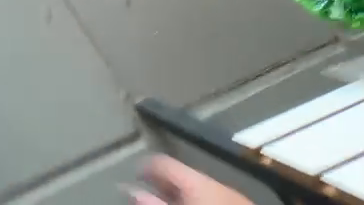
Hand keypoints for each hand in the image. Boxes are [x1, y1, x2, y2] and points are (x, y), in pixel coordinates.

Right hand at [130, 157, 252, 204]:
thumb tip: (128, 188)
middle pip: (182, 176)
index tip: (134, 178)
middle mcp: (217, 184)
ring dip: (182, 196)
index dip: (145, 167)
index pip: (163, 162)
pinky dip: (199, 202)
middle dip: (164, 185)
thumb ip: (152, 203)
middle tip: (149, 197)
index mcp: (197, 182)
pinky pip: (215, 200)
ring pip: (199, 190)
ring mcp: (235, 198)